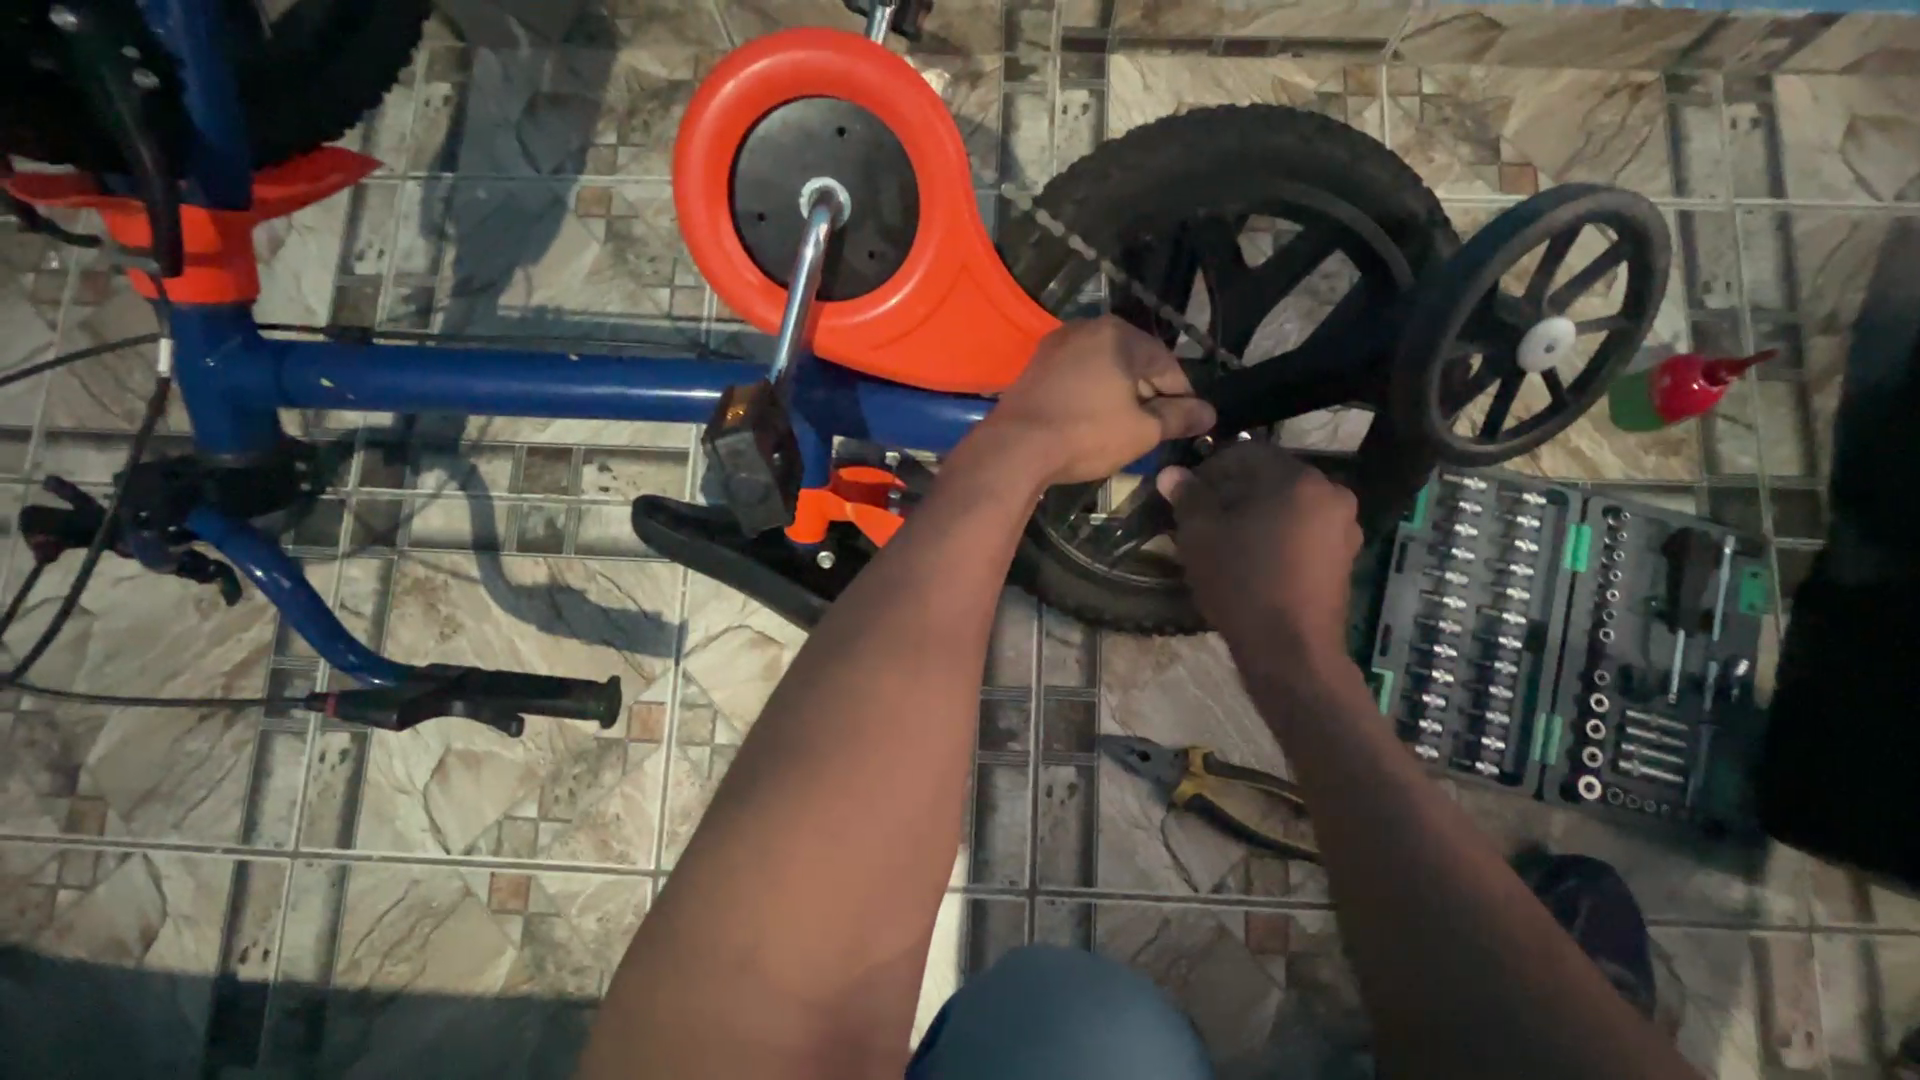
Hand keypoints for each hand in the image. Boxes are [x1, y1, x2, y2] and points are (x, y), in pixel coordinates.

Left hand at [981, 317, 1215, 485]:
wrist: (1015, 447)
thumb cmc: (1086, 433)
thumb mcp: (1142, 430)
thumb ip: (1178, 417)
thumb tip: (1209, 413)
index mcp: (1120, 335)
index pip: (1167, 365)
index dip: (1182, 397)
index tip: (1187, 423)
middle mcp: (1088, 328)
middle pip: (1134, 362)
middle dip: (1149, 394)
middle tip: (1156, 429)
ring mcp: (1057, 344)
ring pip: (1104, 368)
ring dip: (1119, 395)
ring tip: (1125, 428)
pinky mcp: (1036, 365)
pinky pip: (1078, 376)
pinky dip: (1091, 394)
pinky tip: (1092, 421)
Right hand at [1157, 442, 1361, 666]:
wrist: (1291, 649)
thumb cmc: (1242, 583)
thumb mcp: (1201, 537)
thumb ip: (1188, 498)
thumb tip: (1172, 473)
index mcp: (1298, 479)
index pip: (1246, 453)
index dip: (1210, 468)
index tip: (1187, 494)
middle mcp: (1331, 493)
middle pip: (1271, 477)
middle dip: (1234, 491)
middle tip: (1202, 517)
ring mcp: (1344, 527)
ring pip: (1289, 505)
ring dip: (1256, 513)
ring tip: (1226, 540)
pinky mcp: (1345, 557)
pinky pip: (1304, 530)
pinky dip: (1278, 534)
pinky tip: (1253, 559)